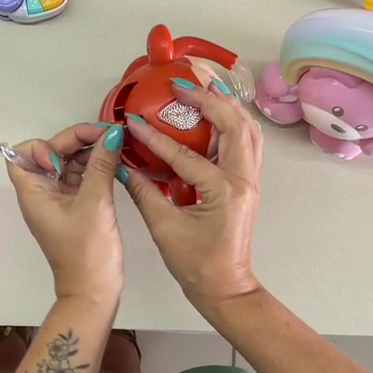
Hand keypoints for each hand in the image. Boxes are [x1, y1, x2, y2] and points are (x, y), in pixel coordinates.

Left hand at [8, 122, 125, 303]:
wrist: (93, 291)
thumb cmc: (87, 253)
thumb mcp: (96, 203)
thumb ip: (102, 164)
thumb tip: (112, 133)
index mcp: (33, 193)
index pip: (23, 154)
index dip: (45, 146)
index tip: (72, 151)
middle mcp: (41, 194)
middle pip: (51, 154)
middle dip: (75, 141)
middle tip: (107, 135)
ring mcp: (58, 201)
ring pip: (68, 165)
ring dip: (88, 153)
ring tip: (115, 146)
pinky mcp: (75, 208)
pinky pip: (80, 179)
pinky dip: (94, 168)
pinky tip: (114, 162)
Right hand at [117, 82, 262, 310]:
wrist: (224, 286)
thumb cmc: (197, 264)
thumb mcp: (163, 227)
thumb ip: (144, 192)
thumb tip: (124, 166)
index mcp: (223, 190)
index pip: (185, 154)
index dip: (155, 137)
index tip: (133, 122)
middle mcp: (242, 180)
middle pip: (233, 124)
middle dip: (207, 99)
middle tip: (181, 85)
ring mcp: (248, 180)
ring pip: (246, 130)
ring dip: (226, 106)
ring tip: (203, 89)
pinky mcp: (246, 183)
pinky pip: (245, 142)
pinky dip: (232, 123)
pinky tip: (215, 115)